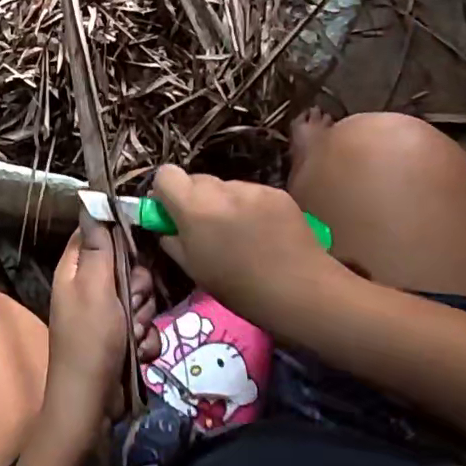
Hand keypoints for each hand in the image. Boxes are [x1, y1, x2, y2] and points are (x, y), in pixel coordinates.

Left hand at [43, 212, 160, 438]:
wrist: (92, 405)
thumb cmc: (90, 340)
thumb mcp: (95, 287)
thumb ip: (98, 247)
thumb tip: (90, 202)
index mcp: (74, 269)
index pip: (97, 234)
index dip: (119, 238)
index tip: (134, 251)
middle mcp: (88, 287)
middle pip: (125, 266)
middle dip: (137, 286)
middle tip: (132, 302)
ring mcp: (105, 315)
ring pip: (140, 297)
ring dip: (144, 316)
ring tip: (133, 334)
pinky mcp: (120, 338)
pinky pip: (144, 325)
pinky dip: (146, 340)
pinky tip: (139, 352)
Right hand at [151, 164, 355, 324]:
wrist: (300, 291)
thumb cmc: (238, 288)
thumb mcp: (192, 269)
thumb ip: (172, 239)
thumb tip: (167, 225)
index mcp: (193, 207)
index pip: (166, 174)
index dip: (165, 190)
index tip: (171, 212)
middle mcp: (220, 189)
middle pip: (196, 179)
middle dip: (195, 198)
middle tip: (206, 228)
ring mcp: (251, 188)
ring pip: (225, 186)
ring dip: (223, 202)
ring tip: (240, 234)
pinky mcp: (276, 191)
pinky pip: (250, 193)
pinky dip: (249, 207)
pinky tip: (262, 232)